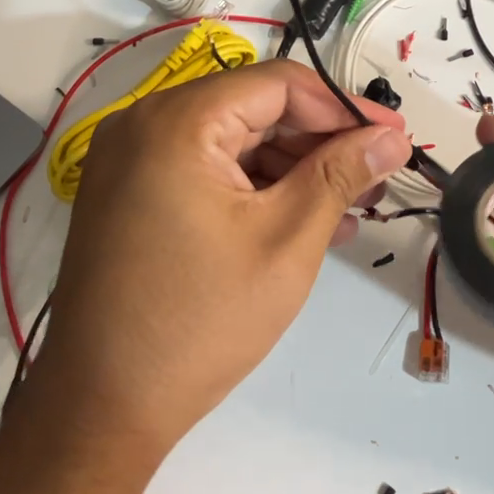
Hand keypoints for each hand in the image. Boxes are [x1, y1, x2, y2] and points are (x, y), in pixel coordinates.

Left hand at [19, 59, 409, 455]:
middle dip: (320, 140)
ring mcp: (129, 161)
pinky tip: (304, 219)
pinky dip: (253, 187)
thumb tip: (392, 138)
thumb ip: (341, 175)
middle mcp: (143, 124)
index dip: (342, 107)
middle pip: (253, 109)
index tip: (392, 136)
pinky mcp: (128, 196)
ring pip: (231, 141)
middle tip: (376, 173)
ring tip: (350, 204)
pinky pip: (203, 171)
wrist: (101, 409)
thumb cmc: (199, 321)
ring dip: (292, 167)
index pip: (278, 85)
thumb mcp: (286, 241)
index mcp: (176, 121)